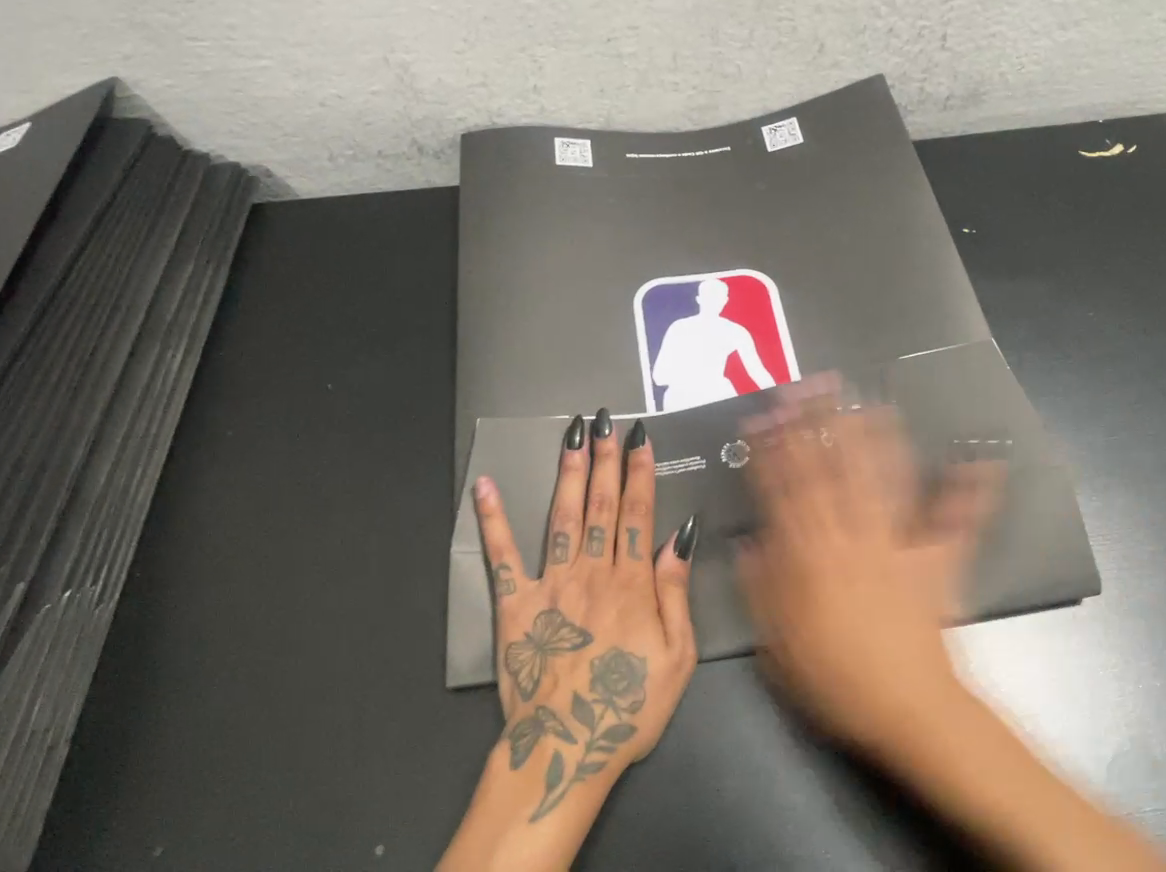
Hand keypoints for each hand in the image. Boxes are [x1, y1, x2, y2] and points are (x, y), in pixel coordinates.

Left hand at [440, 411, 698, 870]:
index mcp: (632, 585)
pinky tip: (486, 486)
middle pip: (600, 504)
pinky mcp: (515, 603)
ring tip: (571, 436)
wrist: (567, 745)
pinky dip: (494, 519)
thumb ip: (676, 594)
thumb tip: (679, 538)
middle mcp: (592, 572)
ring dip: (567, 473)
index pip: (637, 514)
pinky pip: (503, 555)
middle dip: (604, 458)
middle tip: (603, 420)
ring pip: (563, 516)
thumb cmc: (627, 708)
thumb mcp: (677, 657)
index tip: (639, 438)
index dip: (640, 473)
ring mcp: (551, 584)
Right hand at [738, 380, 1165, 871]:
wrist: (912, 714)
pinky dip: (970, 491)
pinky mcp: (936, 562)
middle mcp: (851, 539)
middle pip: (831, 471)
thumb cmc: (837, 683)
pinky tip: (979, 460)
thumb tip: (750, 541)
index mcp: (810, 558)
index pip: (785, 492)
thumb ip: (762, 588)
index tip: (764, 416)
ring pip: (881, 480)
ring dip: (874, 437)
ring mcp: (897, 546)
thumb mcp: (779, 644)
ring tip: (868, 398)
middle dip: (819, 424)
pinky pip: (955, 522)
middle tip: (812, 384)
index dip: (772, 451)